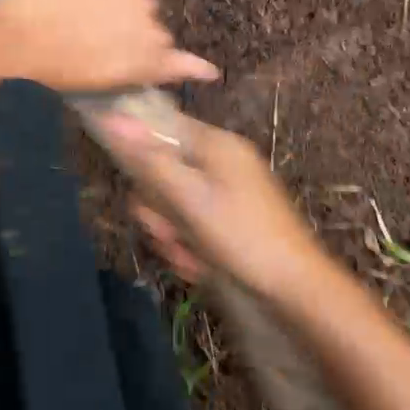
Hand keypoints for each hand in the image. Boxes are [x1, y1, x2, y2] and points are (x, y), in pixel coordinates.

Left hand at [0, 0, 218, 92]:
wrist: (9, 43)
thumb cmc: (51, 76)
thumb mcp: (104, 86)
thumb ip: (156, 74)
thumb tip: (207, 69)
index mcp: (150, 54)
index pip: (171, 54)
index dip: (150, 54)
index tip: (134, 55)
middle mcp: (145, 16)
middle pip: (147, 18)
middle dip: (126, 27)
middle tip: (89, 36)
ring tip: (74, 12)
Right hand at [93, 111, 332, 300]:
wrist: (297, 293)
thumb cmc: (243, 236)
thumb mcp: (188, 195)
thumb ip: (148, 157)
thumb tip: (111, 116)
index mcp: (215, 144)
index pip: (159, 124)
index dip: (138, 149)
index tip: (134, 181)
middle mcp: (219, 161)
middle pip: (160, 168)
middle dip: (155, 205)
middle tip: (165, 229)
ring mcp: (224, 191)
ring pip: (170, 199)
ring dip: (168, 229)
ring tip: (184, 252)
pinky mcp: (226, 218)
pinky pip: (187, 220)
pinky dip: (186, 241)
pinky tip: (195, 261)